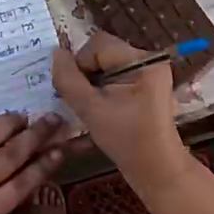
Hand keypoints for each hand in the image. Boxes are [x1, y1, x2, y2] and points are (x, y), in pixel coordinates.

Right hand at [52, 32, 191, 188]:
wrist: (157, 169)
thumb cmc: (126, 140)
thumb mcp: (90, 109)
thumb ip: (68, 79)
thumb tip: (56, 54)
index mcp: (142, 61)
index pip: (97, 44)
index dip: (80, 64)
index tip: (78, 92)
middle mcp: (150, 58)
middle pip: (104, 51)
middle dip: (88, 72)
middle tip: (84, 99)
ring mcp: (151, 70)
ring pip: (108, 62)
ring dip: (95, 80)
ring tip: (94, 104)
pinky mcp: (149, 82)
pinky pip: (118, 72)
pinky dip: (106, 85)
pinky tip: (106, 106)